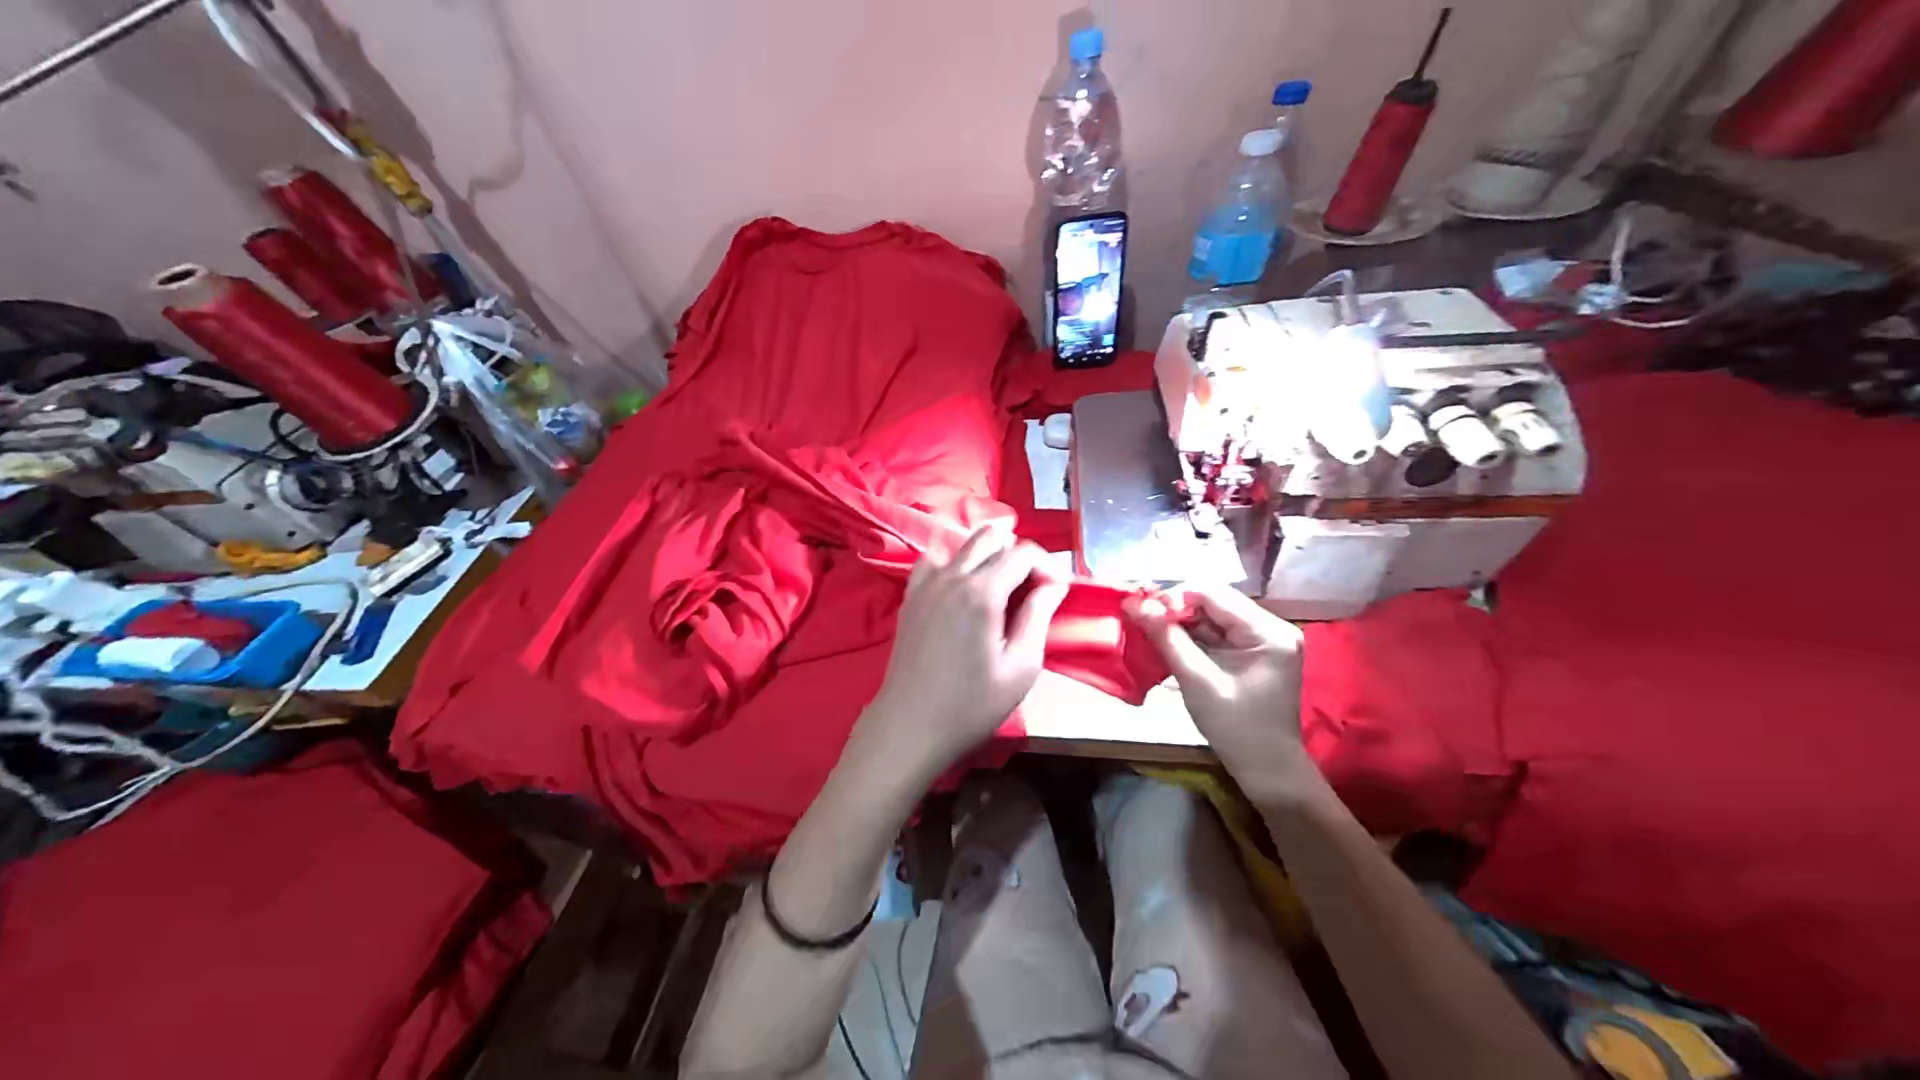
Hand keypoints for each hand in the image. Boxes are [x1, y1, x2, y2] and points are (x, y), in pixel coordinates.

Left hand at [862, 526, 1069, 780]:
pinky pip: (933, 559)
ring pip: (962, 544)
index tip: (1058, 590)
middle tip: (1033, 586)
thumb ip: (1038, 617)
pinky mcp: (911, 596)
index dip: (1047, 565)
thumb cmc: (972, 705)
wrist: (911, 725)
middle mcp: (952, 576)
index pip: (1022, 552)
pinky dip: (954, 560)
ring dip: (989, 553)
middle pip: (991, 538)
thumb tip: (1053, 585)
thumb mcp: (1021, 667)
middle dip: (1019, 553)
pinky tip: (963, 584)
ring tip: (1004, 584)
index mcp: (982, 592)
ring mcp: (926, 583)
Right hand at [1125, 584, 1323, 804]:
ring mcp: (1264, 640)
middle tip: (1140, 616)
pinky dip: (1193, 636)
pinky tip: (1168, 640)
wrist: (1268, 770)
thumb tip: (1134, 603)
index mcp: (1268, 632)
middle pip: (1214, 602)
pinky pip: (1218, 633)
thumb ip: (1166, 638)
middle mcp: (1272, 627)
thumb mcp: (1197, 681)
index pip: (1214, 595)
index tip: (1140, 608)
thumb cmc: (1236, 728)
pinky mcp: (1255, 652)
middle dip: (1175, 609)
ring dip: (1181, 622)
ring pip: (1213, 617)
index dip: (1174, 597)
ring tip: (1148, 627)